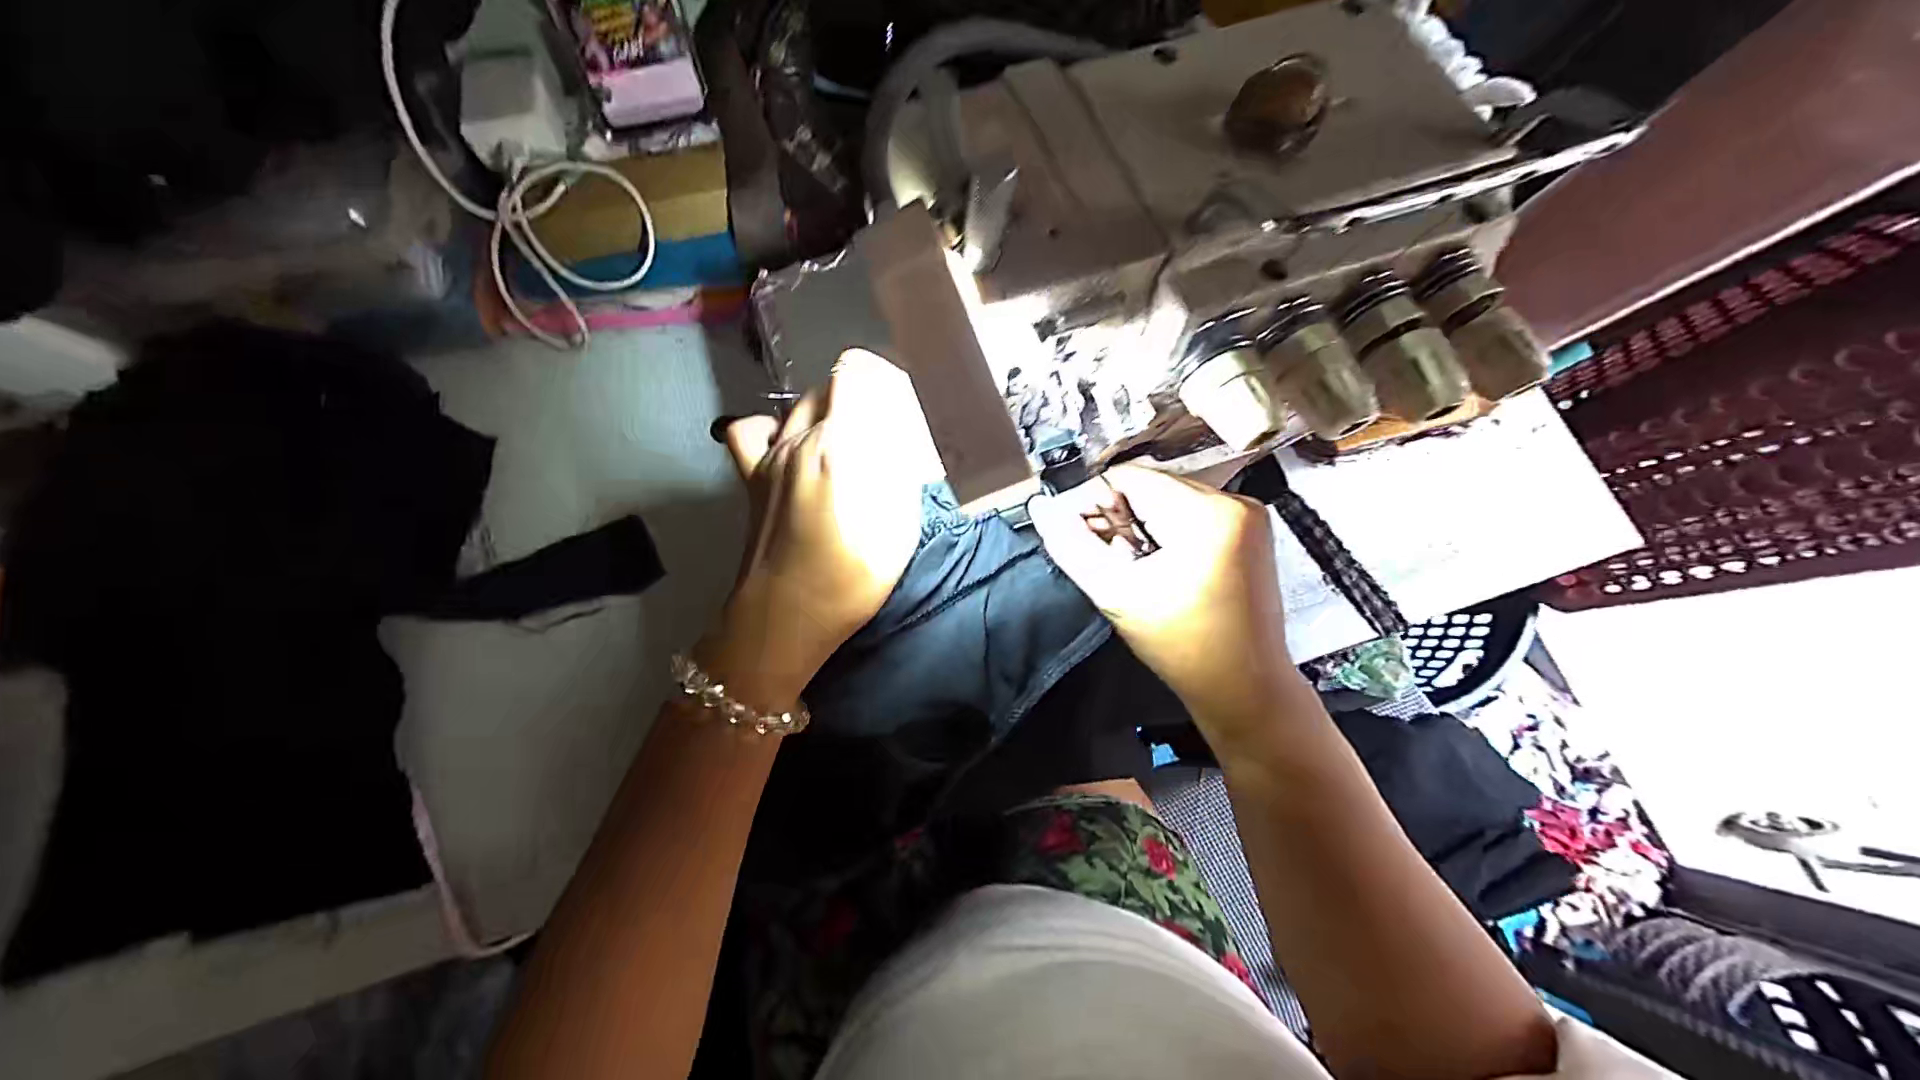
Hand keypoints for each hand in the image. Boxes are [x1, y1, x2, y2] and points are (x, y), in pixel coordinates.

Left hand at [700, 350, 936, 703]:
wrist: (783, 619)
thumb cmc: (847, 582)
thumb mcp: (898, 530)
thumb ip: (903, 473)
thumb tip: (907, 439)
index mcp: (837, 446)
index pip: (859, 375)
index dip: (888, 380)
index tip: (909, 406)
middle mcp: (798, 439)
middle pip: (833, 386)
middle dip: (866, 396)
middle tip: (890, 431)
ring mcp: (769, 456)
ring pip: (799, 404)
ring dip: (830, 410)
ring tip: (852, 441)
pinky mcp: (750, 476)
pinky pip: (752, 429)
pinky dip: (774, 425)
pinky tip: (793, 445)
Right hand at [1027, 466, 1302, 740]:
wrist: (1245, 687)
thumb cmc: (1184, 648)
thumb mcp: (1116, 593)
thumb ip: (1072, 545)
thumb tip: (1043, 508)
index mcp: (1208, 514)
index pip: (1128, 478)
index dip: (1094, 505)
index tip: (1086, 540)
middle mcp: (1235, 502)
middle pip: (1150, 487)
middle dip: (1120, 519)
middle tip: (1113, 562)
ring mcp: (1248, 515)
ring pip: (1168, 500)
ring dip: (1143, 527)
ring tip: (1139, 569)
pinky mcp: (1251, 531)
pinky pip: (1192, 514)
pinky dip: (1169, 534)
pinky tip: (1164, 568)